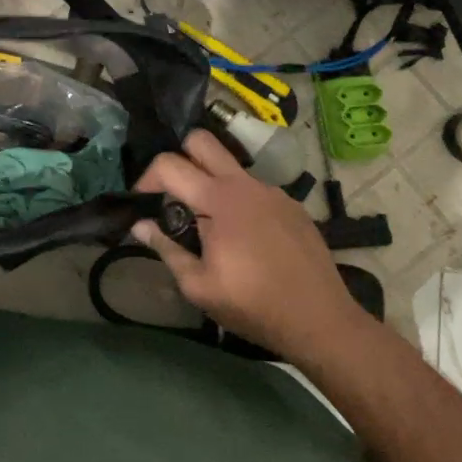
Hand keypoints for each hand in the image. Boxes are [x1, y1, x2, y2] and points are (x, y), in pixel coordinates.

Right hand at [132, 130, 369, 363]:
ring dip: (210, 182)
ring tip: (209, 224)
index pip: (170, 164)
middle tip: (173, 192)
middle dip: (179, 156)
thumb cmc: (253, 305)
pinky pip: (254, 190)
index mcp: (218, 200)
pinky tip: (244, 238)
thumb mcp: (199, 286)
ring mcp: (272, 192)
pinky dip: (239, 202)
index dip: (146, 178)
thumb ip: (167, 249)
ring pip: (230, 167)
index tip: (142, 202)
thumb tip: (140, 225)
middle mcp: (245, 184)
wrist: (321, 320)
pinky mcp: (292, 205)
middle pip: (202, 140)